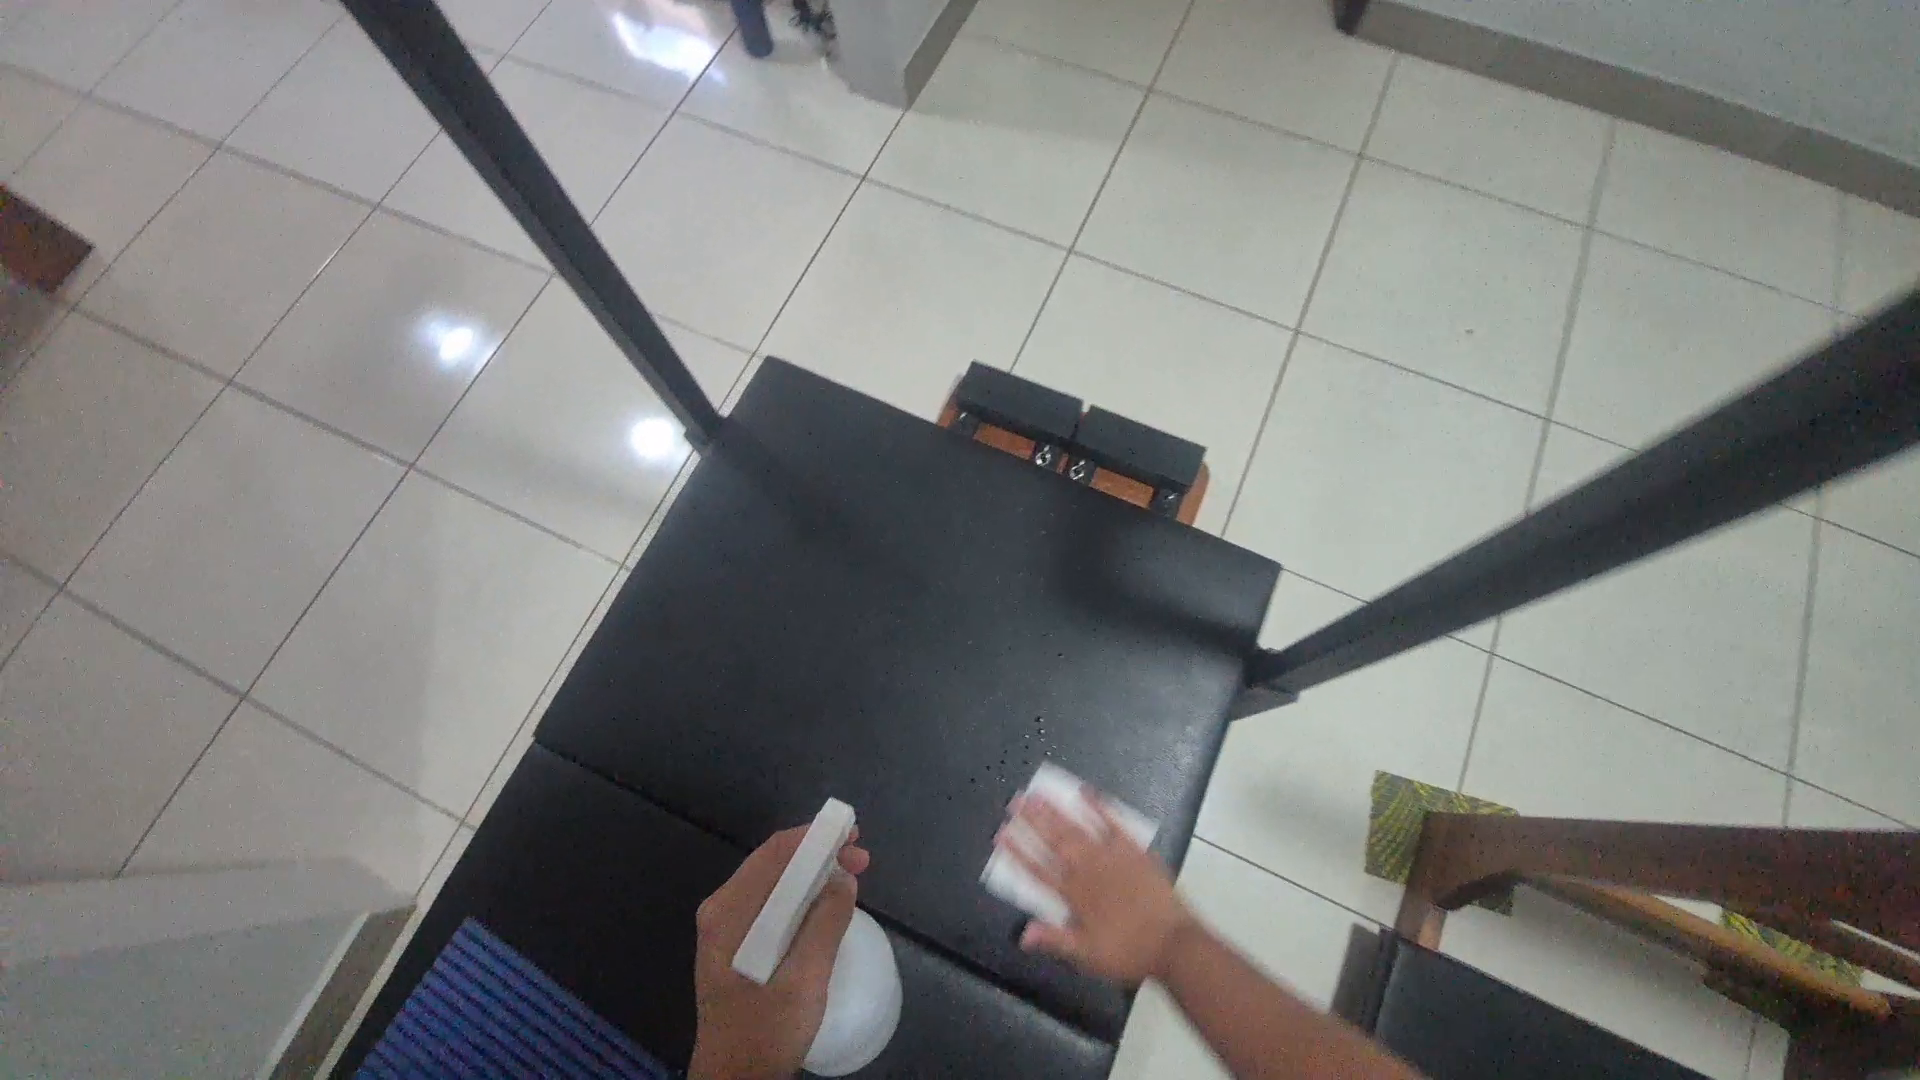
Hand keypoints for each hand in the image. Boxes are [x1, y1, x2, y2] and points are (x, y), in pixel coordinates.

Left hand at [688, 825, 870, 1079]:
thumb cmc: (765, 1032)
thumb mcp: (804, 981)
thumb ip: (825, 924)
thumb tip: (844, 877)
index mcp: (729, 913)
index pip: (774, 853)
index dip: (815, 836)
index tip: (853, 835)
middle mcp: (722, 909)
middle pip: (774, 862)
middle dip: (819, 852)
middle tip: (861, 858)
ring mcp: (727, 925)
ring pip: (776, 880)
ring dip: (814, 871)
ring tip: (852, 873)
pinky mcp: (738, 941)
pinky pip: (773, 901)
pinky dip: (803, 892)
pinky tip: (827, 898)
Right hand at [997, 794, 1195, 983]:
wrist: (1174, 944)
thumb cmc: (1128, 952)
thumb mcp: (1087, 955)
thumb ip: (1054, 940)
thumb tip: (1021, 933)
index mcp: (1075, 894)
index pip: (1039, 869)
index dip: (1018, 851)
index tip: (1001, 833)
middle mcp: (1089, 869)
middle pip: (1055, 841)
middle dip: (1032, 821)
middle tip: (1014, 801)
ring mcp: (1111, 856)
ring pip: (1078, 828)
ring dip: (1056, 810)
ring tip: (1038, 793)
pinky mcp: (1134, 849)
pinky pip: (1114, 823)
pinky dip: (1099, 806)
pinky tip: (1085, 791)